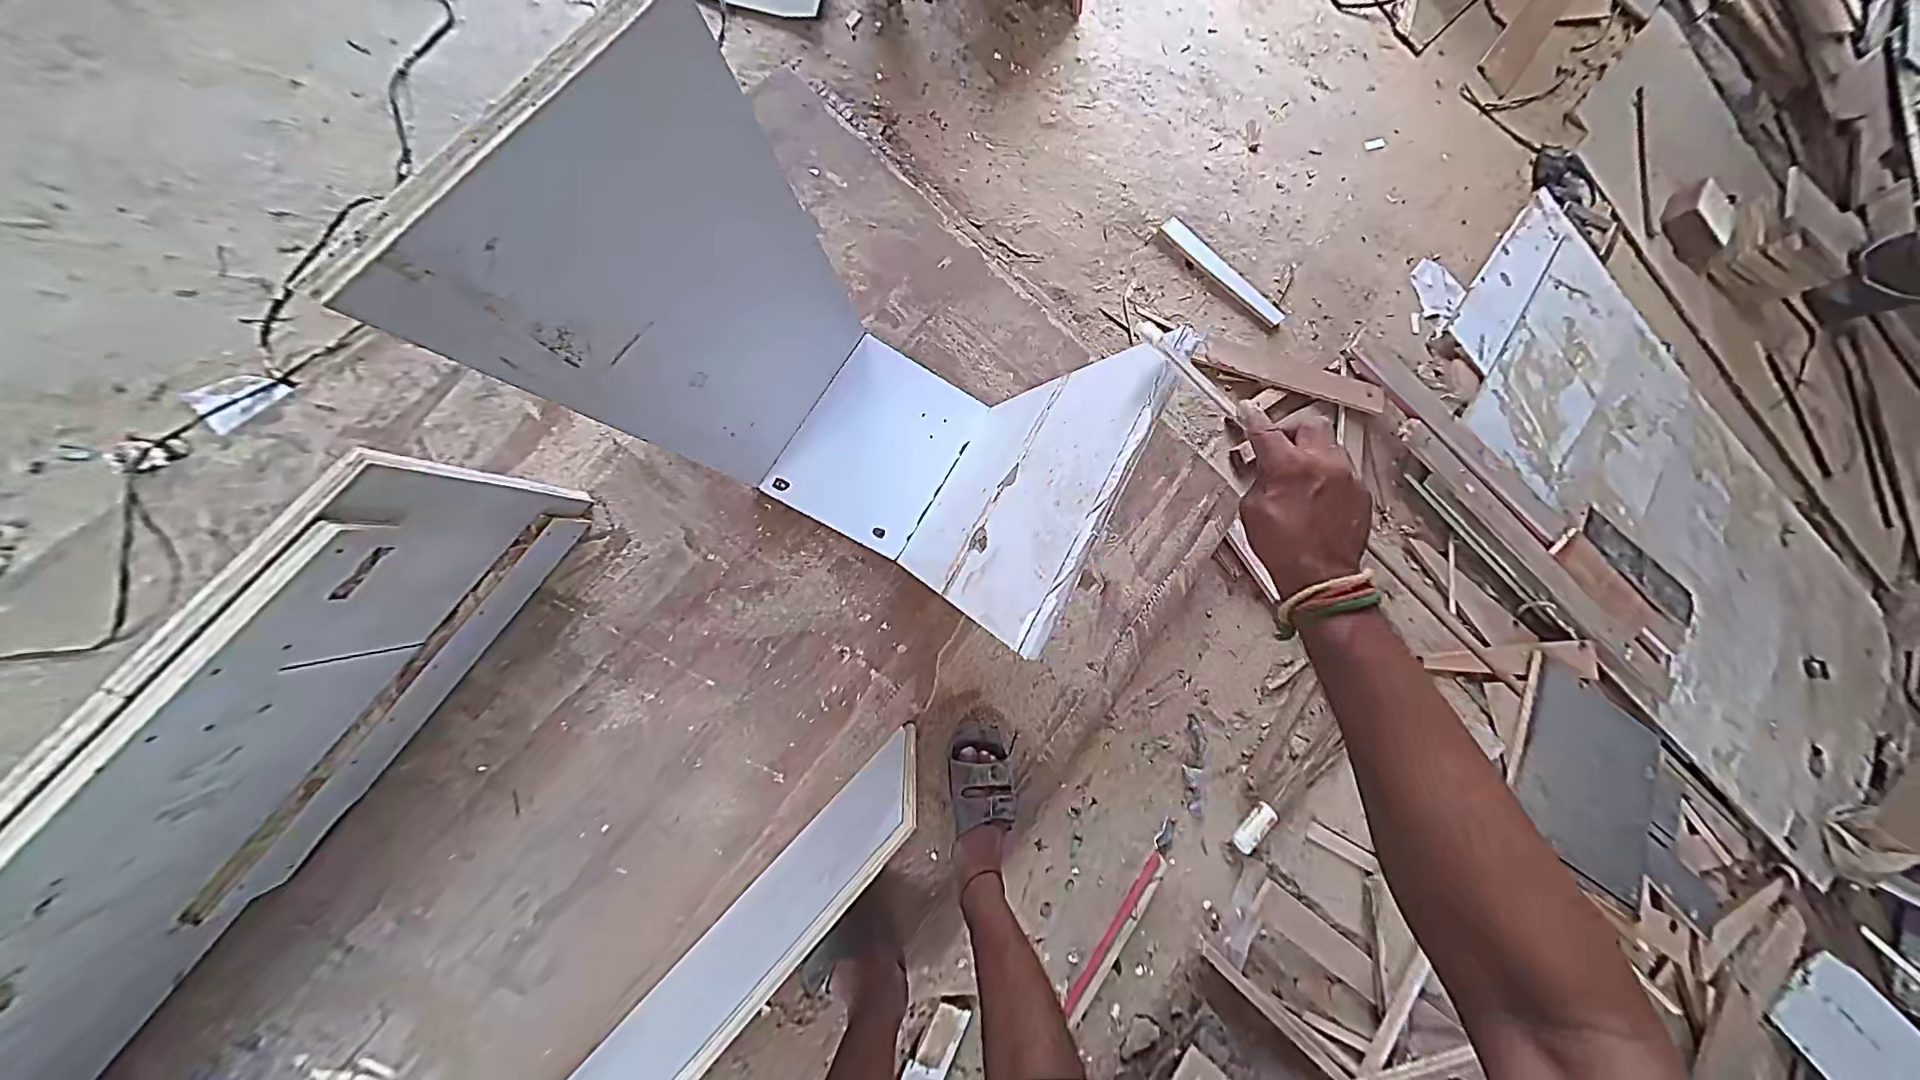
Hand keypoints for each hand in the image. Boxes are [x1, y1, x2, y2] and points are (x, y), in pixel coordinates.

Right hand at [1236, 400, 1371, 598]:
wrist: (1320, 577)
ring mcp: (1347, 477)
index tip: (1246, 414)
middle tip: (1276, 443)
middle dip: (1289, 430)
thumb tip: (1261, 468)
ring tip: (1296, 471)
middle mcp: (1323, 464)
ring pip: (1328, 445)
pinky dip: (1326, 473)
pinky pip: (1342, 470)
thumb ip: (1257, 480)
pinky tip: (1313, 493)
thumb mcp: (1252, 510)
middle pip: (1308, 425)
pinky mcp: (1360, 492)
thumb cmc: (1284, 550)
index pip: (1266, 431)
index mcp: (1290, 467)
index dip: (1252, 420)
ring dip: (1310, 451)